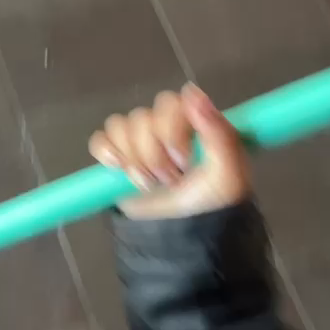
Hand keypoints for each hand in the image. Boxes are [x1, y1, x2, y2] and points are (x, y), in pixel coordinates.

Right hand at [90, 84, 251, 218]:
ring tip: (149, 184)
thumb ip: (218, 131)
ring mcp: (138, 141)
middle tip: (169, 180)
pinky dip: (107, 154)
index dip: (171, 129)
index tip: (182, 160)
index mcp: (193, 124)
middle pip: (143, 116)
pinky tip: (119, 170)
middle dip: (153, 154)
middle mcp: (164, 127)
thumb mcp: (228, 174)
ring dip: (134, 160)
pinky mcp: (115, 156)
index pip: (170, 103)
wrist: (180, 239)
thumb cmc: (210, 206)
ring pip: (120, 126)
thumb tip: (191, 90)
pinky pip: (100, 139)